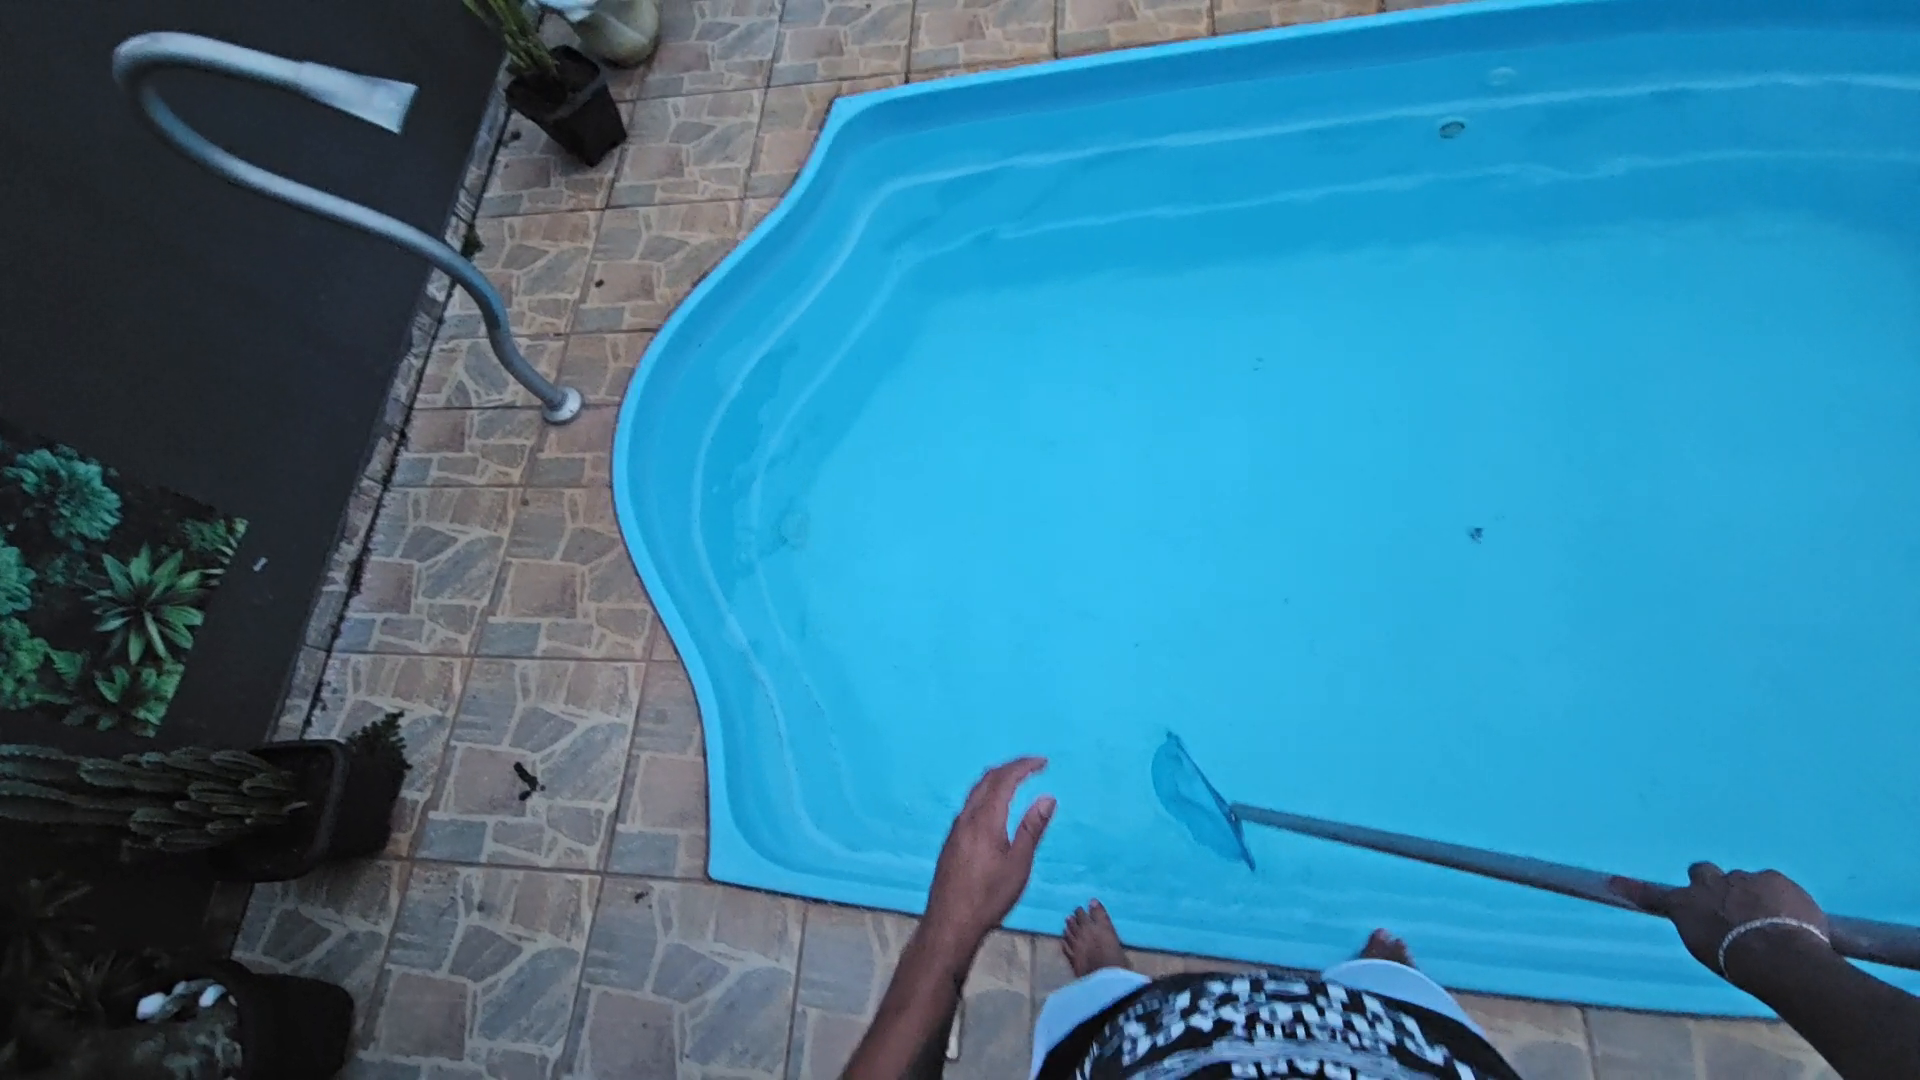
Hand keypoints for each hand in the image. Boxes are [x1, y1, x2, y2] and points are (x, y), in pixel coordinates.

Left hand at [924, 757, 1055, 946]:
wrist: (950, 923)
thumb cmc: (989, 896)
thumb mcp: (1019, 864)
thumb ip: (1032, 828)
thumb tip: (1047, 797)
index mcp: (985, 818)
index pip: (1004, 779)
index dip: (1024, 766)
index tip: (1043, 762)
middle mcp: (967, 817)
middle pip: (987, 779)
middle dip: (1010, 767)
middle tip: (1031, 767)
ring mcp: (956, 828)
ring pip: (975, 791)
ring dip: (996, 779)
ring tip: (1016, 781)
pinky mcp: (951, 840)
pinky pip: (970, 804)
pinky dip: (986, 794)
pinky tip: (994, 808)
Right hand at [1615, 863, 1830, 986]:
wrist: (1780, 957)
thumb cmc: (1738, 962)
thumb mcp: (1706, 948)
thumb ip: (1700, 927)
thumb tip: (1703, 924)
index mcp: (1682, 903)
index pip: (1651, 894)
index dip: (1633, 889)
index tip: (1612, 882)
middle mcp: (1705, 883)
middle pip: (1703, 872)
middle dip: (1714, 884)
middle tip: (1730, 904)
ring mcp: (1740, 878)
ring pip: (1743, 880)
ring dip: (1752, 893)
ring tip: (1773, 918)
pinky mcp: (1775, 878)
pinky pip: (1775, 883)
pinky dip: (1782, 896)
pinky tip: (1794, 915)